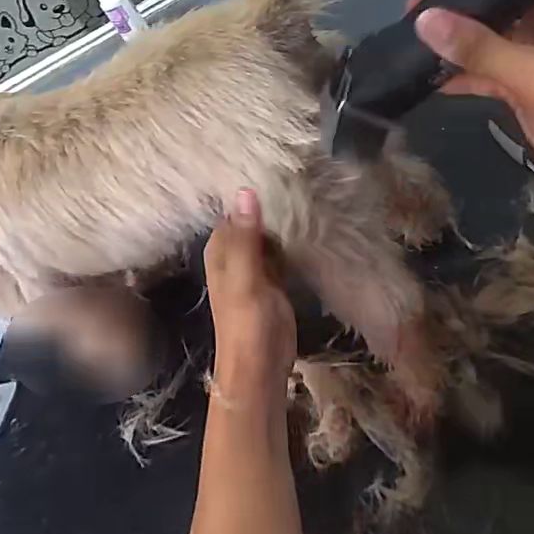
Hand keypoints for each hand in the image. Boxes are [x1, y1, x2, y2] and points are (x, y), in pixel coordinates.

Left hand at [204, 189, 296, 408]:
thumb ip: (245, 236)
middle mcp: (236, 253)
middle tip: (302, 173)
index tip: (279, 164)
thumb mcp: (244, 278)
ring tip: (310, 188)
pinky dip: (294, 237)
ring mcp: (257, 266)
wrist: (261, 369)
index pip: (234, 207)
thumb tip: (245, 190)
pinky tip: (312, 221)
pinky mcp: (276, 278)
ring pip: (271, 232)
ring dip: (285, 217)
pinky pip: (284, 248)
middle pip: (254, 217)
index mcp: (221, 249)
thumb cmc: (245, 325)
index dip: (252, 189)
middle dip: (273, 200)